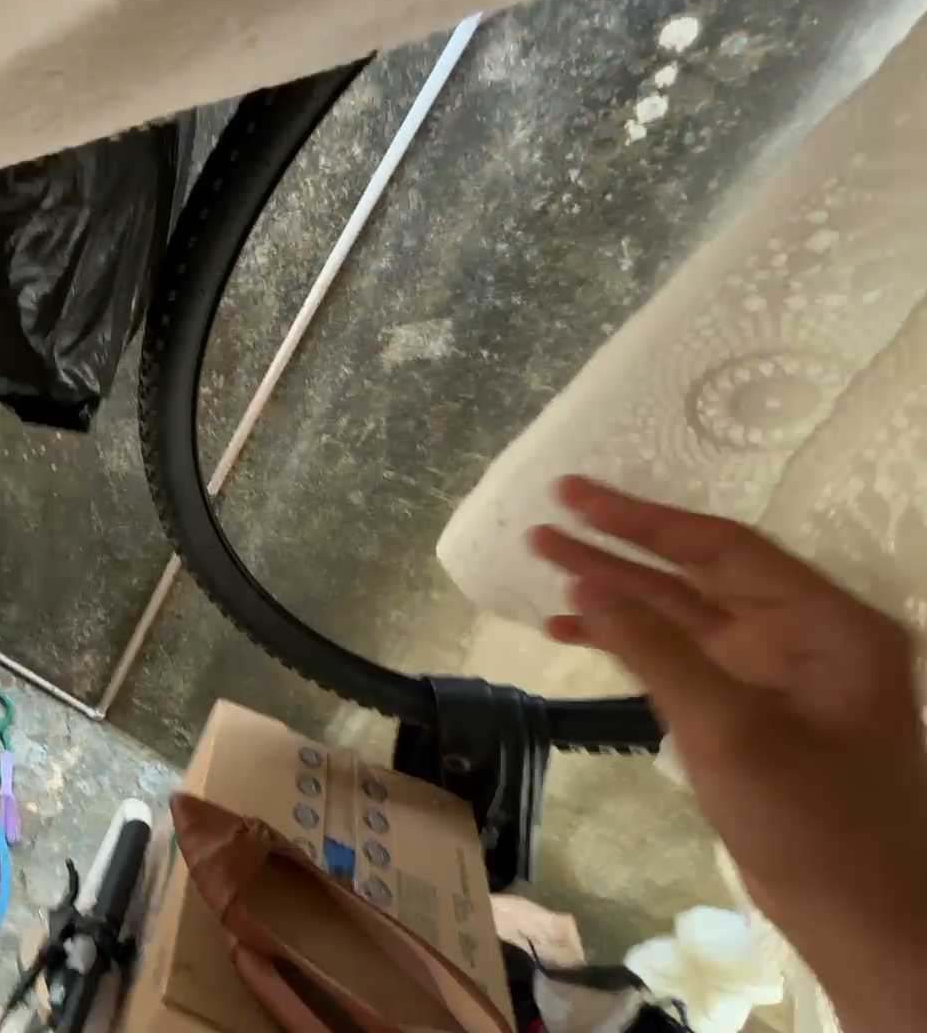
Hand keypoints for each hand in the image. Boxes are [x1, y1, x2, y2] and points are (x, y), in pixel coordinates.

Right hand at [529, 477, 926, 1026]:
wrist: (861, 911)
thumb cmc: (813, 817)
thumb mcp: (728, 726)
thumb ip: (653, 647)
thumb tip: (583, 583)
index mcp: (825, 626)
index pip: (720, 548)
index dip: (640, 517)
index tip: (572, 494)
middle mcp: (799, 635)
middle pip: (693, 570)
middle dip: (616, 545)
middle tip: (547, 518)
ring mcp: (768, 669)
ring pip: (675, 607)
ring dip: (609, 586)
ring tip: (543, 560)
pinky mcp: (740, 701)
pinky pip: (669, 649)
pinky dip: (618, 636)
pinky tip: (568, 630)